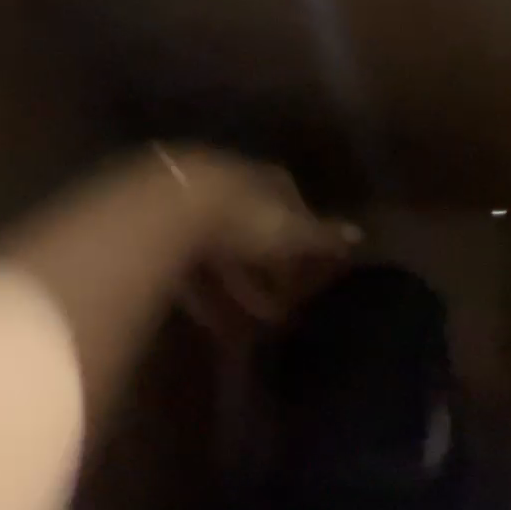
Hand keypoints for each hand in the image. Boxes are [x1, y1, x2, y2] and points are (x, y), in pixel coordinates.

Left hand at [147, 144, 358, 342]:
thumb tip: (358, 236)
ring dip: (229, 288)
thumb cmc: (242, 223)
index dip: (298, 234)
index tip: (303, 269)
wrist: (168, 213)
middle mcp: (225, 182)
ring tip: (239, 328)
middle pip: (247, 229)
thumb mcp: (291, 235)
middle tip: (272, 310)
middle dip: (260, 271)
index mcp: (262, 180)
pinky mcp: (152, 225)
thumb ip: (322, 238)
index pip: (288, 201)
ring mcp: (187, 201)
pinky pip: (182, 265)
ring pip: (214, 250)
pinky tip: (205, 321)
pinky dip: (198, 293)